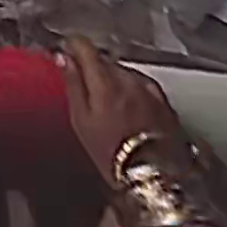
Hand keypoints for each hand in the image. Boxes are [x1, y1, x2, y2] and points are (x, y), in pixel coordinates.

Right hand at [58, 37, 184, 187]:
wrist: (160, 181)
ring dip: (112, 76)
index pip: (85, 46)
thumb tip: (63, 56)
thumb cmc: (111, 154)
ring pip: (122, 70)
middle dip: (92, 64)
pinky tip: (128, 102)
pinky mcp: (164, 101)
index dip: (72, 44)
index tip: (65, 50)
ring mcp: (148, 88)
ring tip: (106, 97)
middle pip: (104, 58)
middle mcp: (127, 77)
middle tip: (83, 81)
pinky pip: (140, 83)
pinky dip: (131, 86)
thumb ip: (72, 84)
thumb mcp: (82, 121)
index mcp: (104, 80)